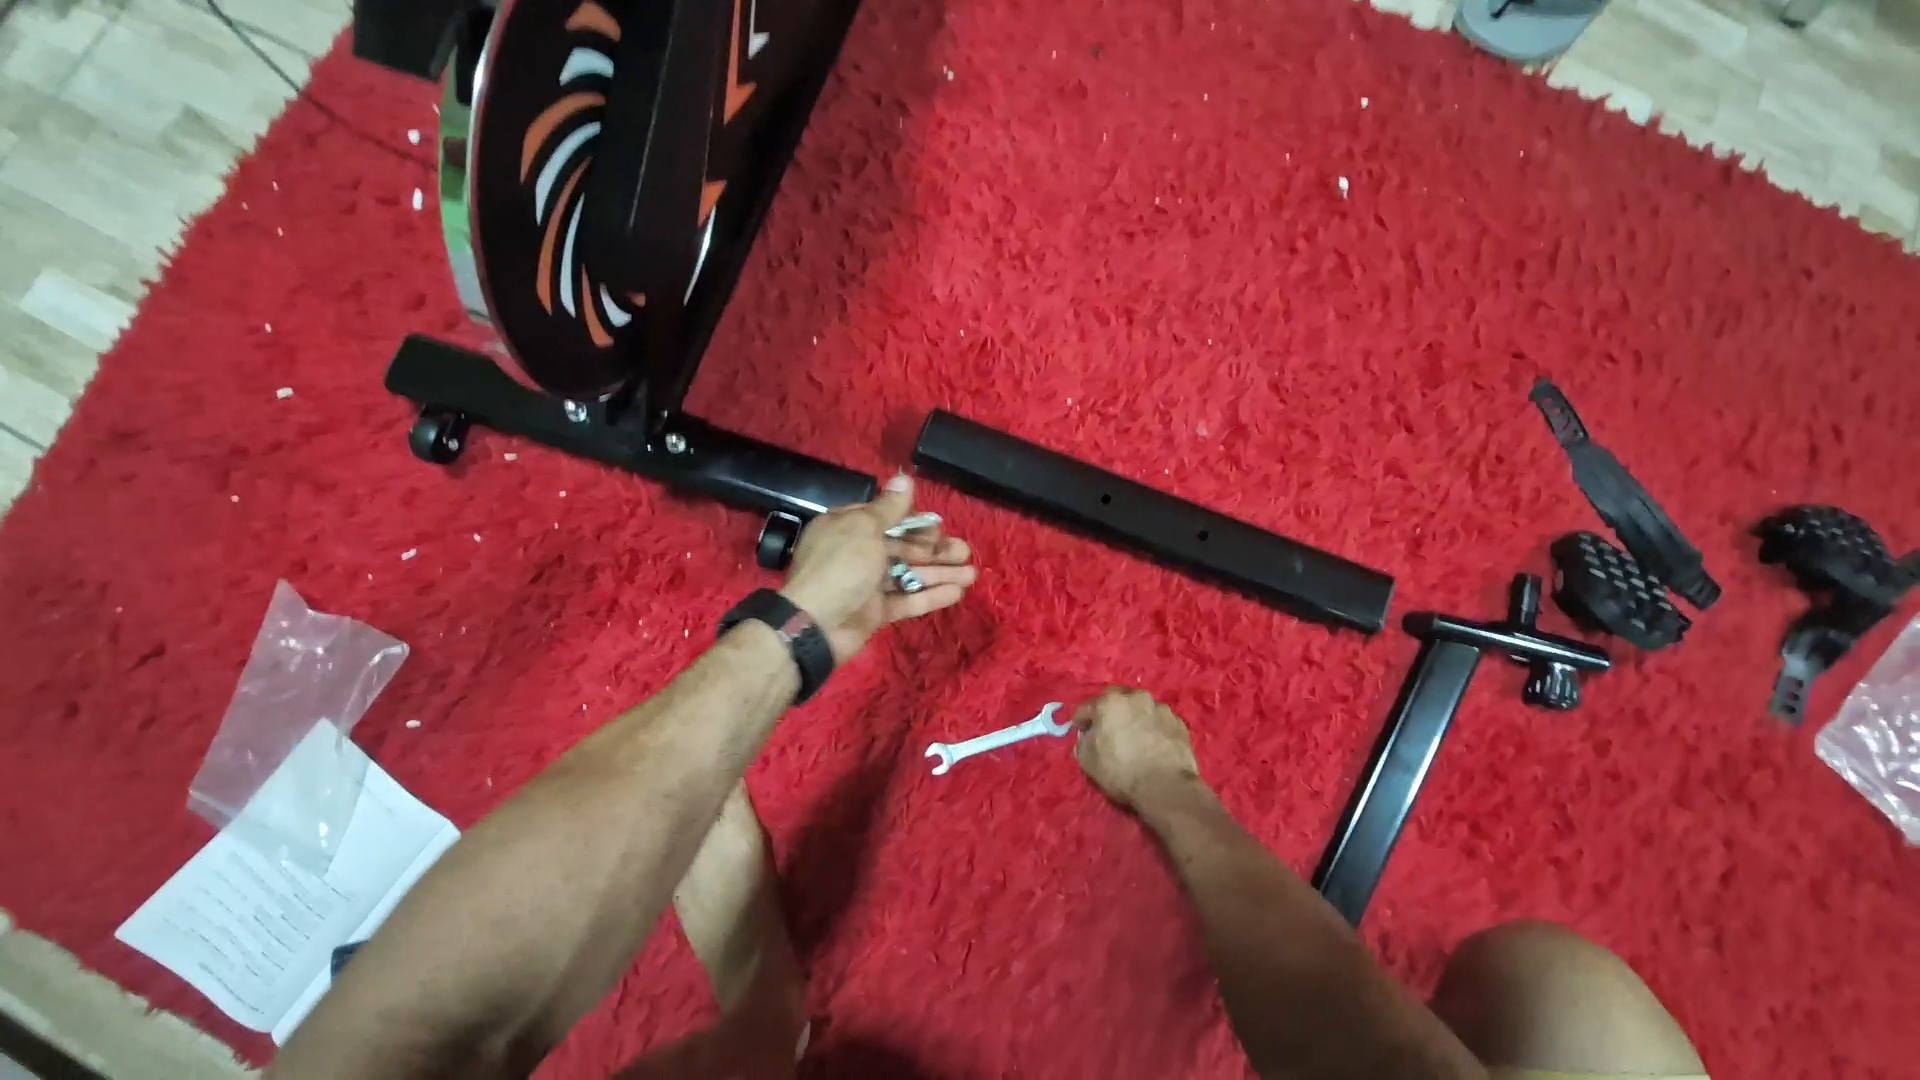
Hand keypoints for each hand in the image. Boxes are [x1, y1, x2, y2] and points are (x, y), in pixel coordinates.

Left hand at [778, 473, 976, 662]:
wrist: (816, 625)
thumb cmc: (840, 567)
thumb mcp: (864, 529)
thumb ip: (889, 508)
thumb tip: (904, 479)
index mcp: (847, 528)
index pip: (885, 519)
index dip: (913, 521)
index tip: (939, 525)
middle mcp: (857, 554)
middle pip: (902, 547)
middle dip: (934, 549)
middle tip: (964, 551)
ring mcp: (867, 585)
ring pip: (909, 574)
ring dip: (939, 572)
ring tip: (971, 573)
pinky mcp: (876, 613)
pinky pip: (907, 601)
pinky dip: (931, 596)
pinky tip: (957, 592)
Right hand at [1073, 688, 1203, 809]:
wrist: (1166, 786)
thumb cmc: (1121, 772)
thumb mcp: (1087, 761)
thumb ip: (1084, 742)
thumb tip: (1089, 736)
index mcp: (1110, 702)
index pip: (1088, 707)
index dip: (1082, 720)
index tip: (1082, 731)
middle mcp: (1136, 697)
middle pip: (1118, 699)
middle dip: (1111, 711)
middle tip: (1109, 728)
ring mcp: (1161, 708)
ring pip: (1142, 708)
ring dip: (1135, 718)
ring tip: (1135, 737)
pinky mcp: (1179, 723)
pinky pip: (1159, 722)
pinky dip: (1154, 729)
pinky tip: (1154, 744)